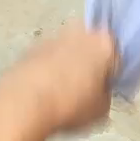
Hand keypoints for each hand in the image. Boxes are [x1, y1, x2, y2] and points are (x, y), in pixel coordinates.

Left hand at [0, 24, 116, 137]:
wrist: (23, 104)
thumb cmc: (70, 105)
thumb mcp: (101, 110)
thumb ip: (105, 95)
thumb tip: (99, 92)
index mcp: (104, 42)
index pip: (116, 54)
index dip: (112, 73)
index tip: (106, 88)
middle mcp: (79, 30)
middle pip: (90, 46)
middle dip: (89, 63)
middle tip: (86, 90)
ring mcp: (52, 36)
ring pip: (67, 51)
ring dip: (67, 66)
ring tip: (62, 94)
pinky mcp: (30, 48)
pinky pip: (47, 60)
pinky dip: (48, 71)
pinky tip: (45, 93)